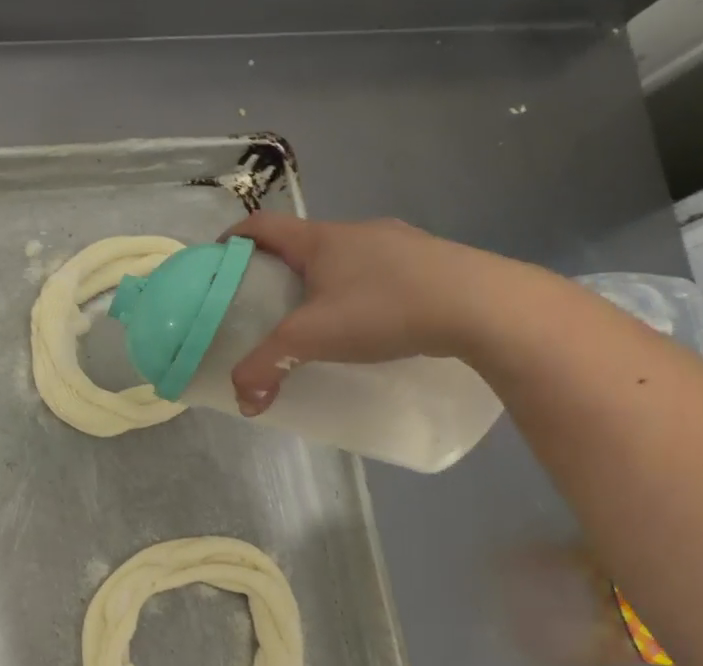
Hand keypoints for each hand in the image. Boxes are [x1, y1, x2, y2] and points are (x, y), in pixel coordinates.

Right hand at [219, 213, 522, 414]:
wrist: (487, 307)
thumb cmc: (385, 308)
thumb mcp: (310, 340)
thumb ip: (265, 368)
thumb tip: (244, 401)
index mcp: (322, 239)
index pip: (263, 226)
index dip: (233, 240)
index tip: (216, 264)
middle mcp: (358, 232)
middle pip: (301, 244)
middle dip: (274, 271)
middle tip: (257, 306)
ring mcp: (398, 245)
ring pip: (341, 259)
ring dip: (318, 283)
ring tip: (310, 319)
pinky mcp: (428, 264)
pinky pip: (376, 273)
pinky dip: (355, 293)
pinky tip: (361, 324)